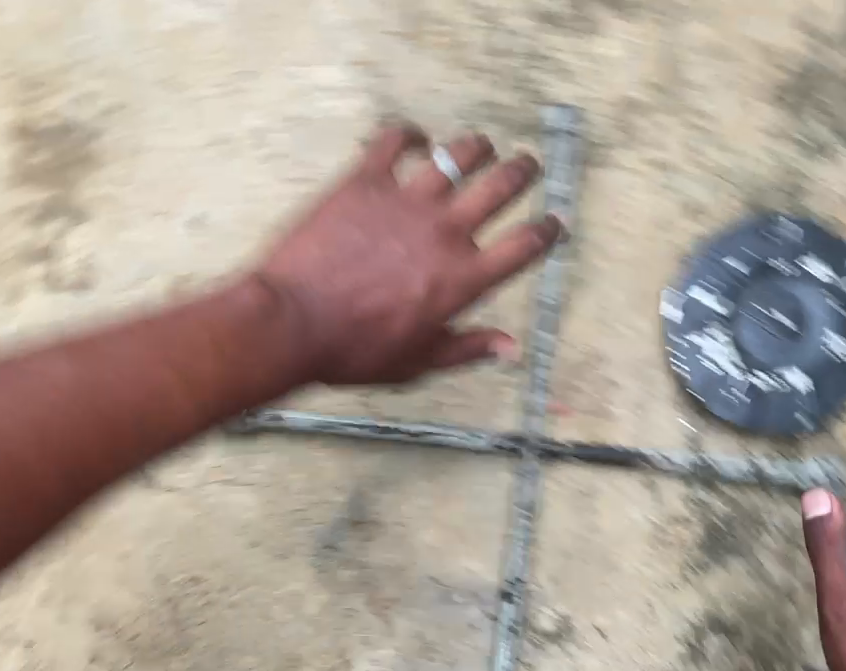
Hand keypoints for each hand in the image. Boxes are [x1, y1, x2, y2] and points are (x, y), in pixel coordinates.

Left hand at [255, 125, 562, 384]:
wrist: (292, 324)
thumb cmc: (354, 351)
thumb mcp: (418, 362)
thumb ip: (468, 348)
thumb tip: (512, 347)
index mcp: (461, 280)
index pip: (524, 247)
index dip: (547, 232)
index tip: (553, 225)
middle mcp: (443, 233)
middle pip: (502, 186)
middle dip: (523, 173)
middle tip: (527, 168)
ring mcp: (405, 201)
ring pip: (457, 154)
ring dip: (477, 147)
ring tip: (482, 147)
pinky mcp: (364, 181)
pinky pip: (394, 140)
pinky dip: (409, 134)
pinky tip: (415, 137)